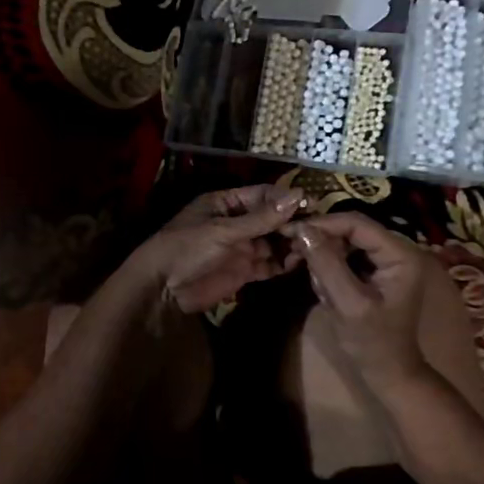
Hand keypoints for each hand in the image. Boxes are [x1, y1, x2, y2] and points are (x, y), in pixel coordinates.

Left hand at [129, 185, 306, 312]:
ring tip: (314, 247)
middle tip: (320, 229)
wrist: (162, 288)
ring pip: (274, 242)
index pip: (263, 195)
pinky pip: (269, 264)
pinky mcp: (244, 271)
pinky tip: (301, 263)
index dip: (286, 199)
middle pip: (272, 219)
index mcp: (225, 203)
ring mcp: (241, 247)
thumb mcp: (223, 230)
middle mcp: (236, 223)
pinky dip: (284, 263)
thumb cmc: (185, 249)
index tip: (312, 204)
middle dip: (293, 223)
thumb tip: (298, 195)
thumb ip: (260, 217)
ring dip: (292, 244)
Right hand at [288, 212, 429, 385]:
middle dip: (320, 238)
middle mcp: (396, 250)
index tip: (290, 232)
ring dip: (320, 253)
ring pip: (344, 241)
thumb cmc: (372, 341)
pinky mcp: (372, 271)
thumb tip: (303, 231)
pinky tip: (318, 282)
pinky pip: (344, 256)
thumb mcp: (348, 303)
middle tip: (290, 250)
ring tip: (302, 270)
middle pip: (350, 229)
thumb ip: (328, 265)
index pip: (357, 224)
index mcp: (400, 255)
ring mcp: (384, 261)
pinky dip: (326, 264)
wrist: (386, 369)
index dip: (323, 224)